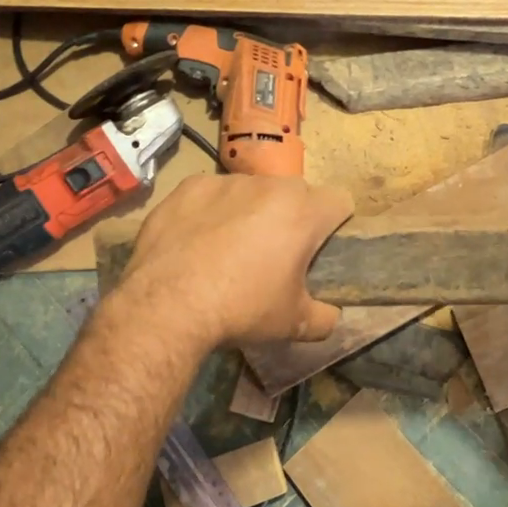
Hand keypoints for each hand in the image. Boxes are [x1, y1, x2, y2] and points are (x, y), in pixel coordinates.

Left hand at [107, 174, 353, 348]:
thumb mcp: (294, 324)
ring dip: (251, 212)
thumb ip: (325, 317)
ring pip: (252, 191)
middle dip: (292, 218)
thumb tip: (331, 315)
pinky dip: (211, 212)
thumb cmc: (241, 310)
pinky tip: (197, 242)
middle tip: (275, 255)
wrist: (166, 307)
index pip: (341, 201)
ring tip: (229, 250)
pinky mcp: (188, 188)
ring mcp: (225, 182)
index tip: (320, 250)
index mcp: (303, 211)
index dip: (336, 225)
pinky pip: (212, 194)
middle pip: (295, 194)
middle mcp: (268, 185)